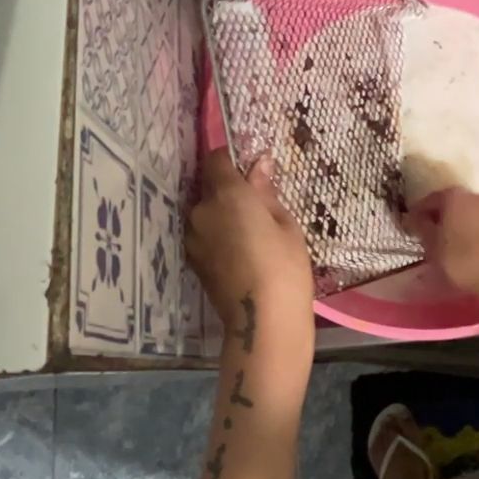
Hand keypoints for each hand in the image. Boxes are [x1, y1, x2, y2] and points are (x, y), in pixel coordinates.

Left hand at [186, 149, 315, 360]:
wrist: (262, 320)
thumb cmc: (285, 266)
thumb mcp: (285, 223)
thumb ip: (266, 191)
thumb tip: (259, 164)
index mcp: (227, 194)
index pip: (215, 159)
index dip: (231, 158)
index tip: (250, 167)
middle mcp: (202, 211)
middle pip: (210, 187)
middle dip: (229, 190)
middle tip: (259, 206)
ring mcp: (193, 237)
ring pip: (207, 213)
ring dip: (223, 214)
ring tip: (251, 233)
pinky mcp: (193, 260)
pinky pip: (205, 234)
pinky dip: (219, 235)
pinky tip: (241, 251)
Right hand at [406, 189, 478, 302]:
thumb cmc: (462, 259)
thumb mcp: (433, 246)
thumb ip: (421, 228)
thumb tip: (414, 218)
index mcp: (454, 196)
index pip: (429, 199)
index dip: (418, 213)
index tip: (411, 227)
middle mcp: (475, 195)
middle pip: (451, 203)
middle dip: (440, 217)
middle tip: (429, 234)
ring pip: (468, 212)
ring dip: (457, 223)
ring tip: (448, 243)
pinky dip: (472, 230)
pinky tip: (467, 246)